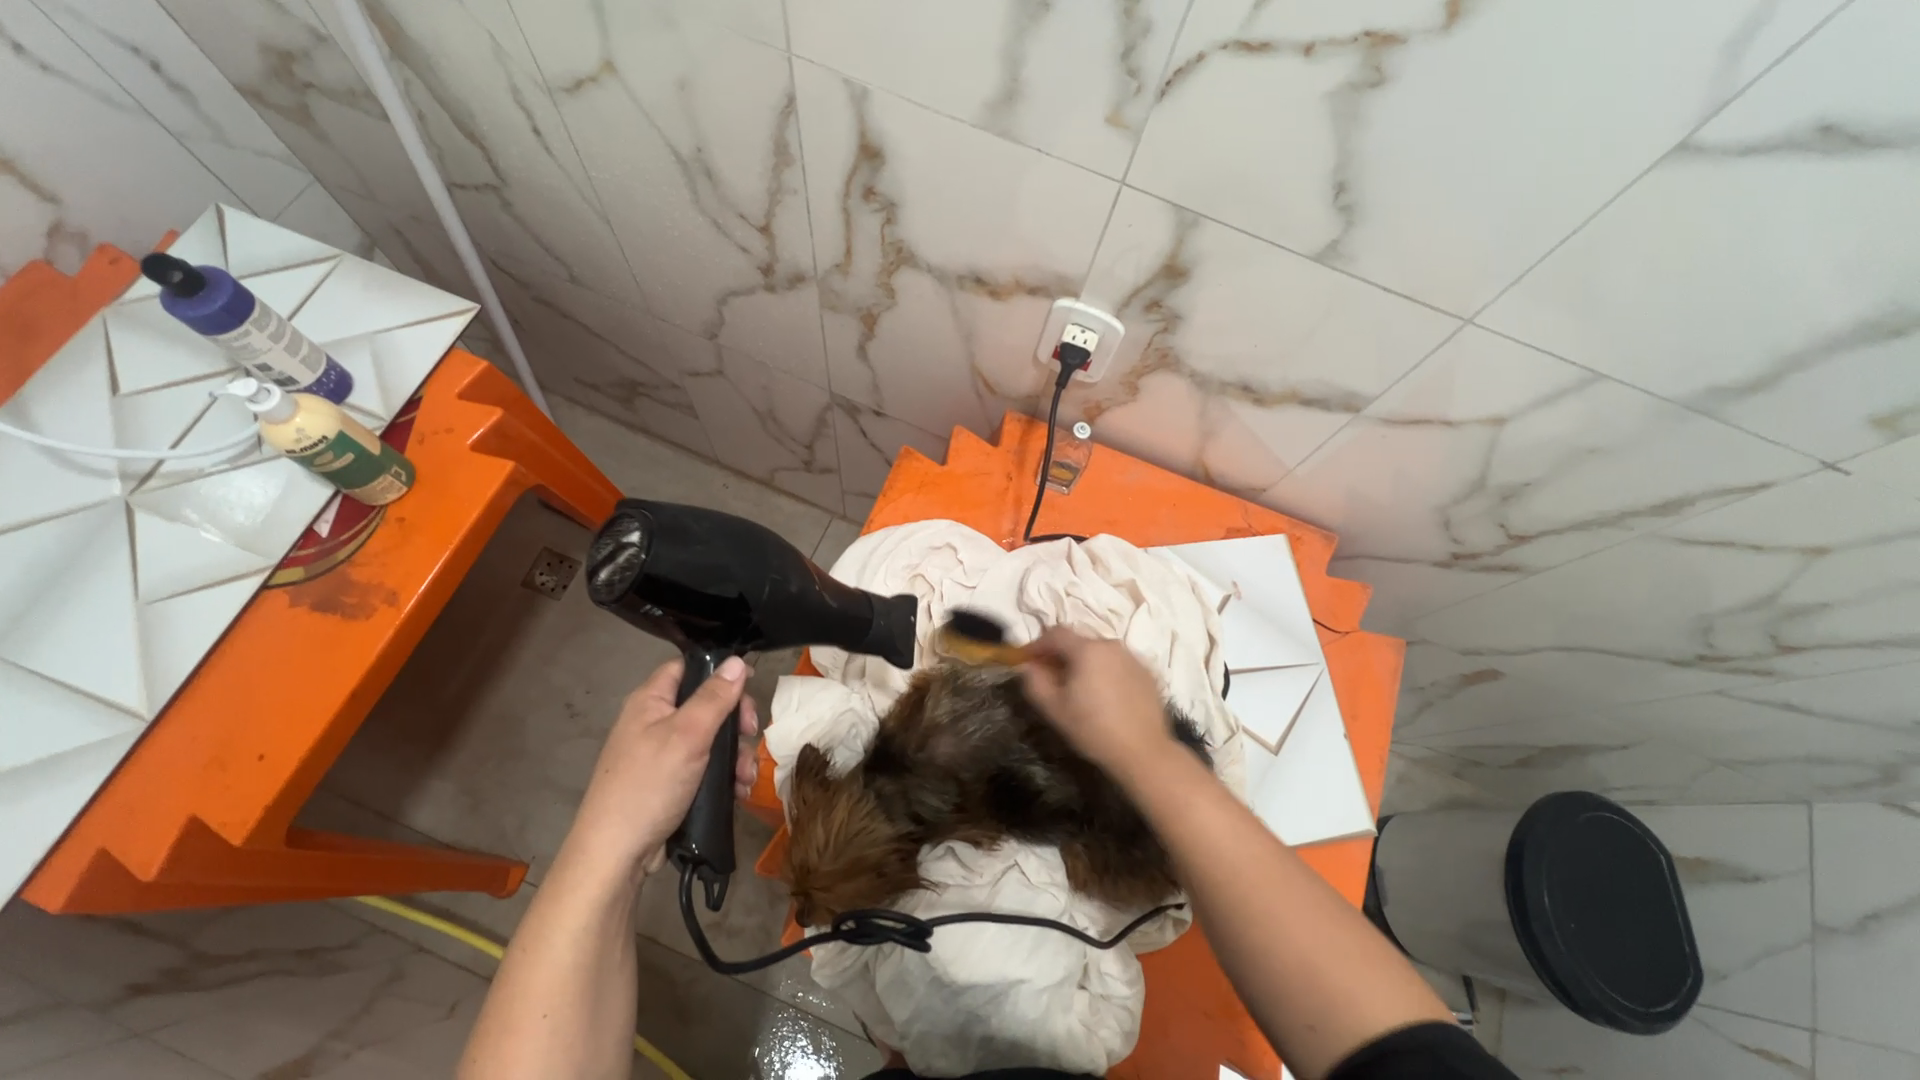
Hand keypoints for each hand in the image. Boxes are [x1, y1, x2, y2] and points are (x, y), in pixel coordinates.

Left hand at [567, 656, 760, 875]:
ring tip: (745, 777)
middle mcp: (654, 722)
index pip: (687, 667)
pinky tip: (737, 791)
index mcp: (651, 701)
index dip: (719, 672)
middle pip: (706, 705)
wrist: (617, 853)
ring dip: (735, 755)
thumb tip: (737, 661)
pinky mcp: (671, 783)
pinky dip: (724, 776)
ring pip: (711, 740)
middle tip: (750, 736)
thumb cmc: (650, 785)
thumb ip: (715, 697)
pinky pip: (705, 768)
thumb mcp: (687, 735)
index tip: (749, 687)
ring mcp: (662, 755)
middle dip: (735, 722)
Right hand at [1021, 627, 1175, 776]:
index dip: (1038, 644)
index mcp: (1087, 650)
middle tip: (1052, 677)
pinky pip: (1119, 663)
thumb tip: (1027, 665)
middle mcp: (1112, 645)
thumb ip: (1035, 682)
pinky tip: (1106, 696)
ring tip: (1080, 688)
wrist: (1144, 751)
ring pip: (1100, 652)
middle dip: (1061, 654)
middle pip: (1079, 641)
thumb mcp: (1054, 709)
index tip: (1028, 661)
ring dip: (1085, 663)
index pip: (1056, 633)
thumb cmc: (1093, 729)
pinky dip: (1106, 671)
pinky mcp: (1148, 672)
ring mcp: (1133, 657)